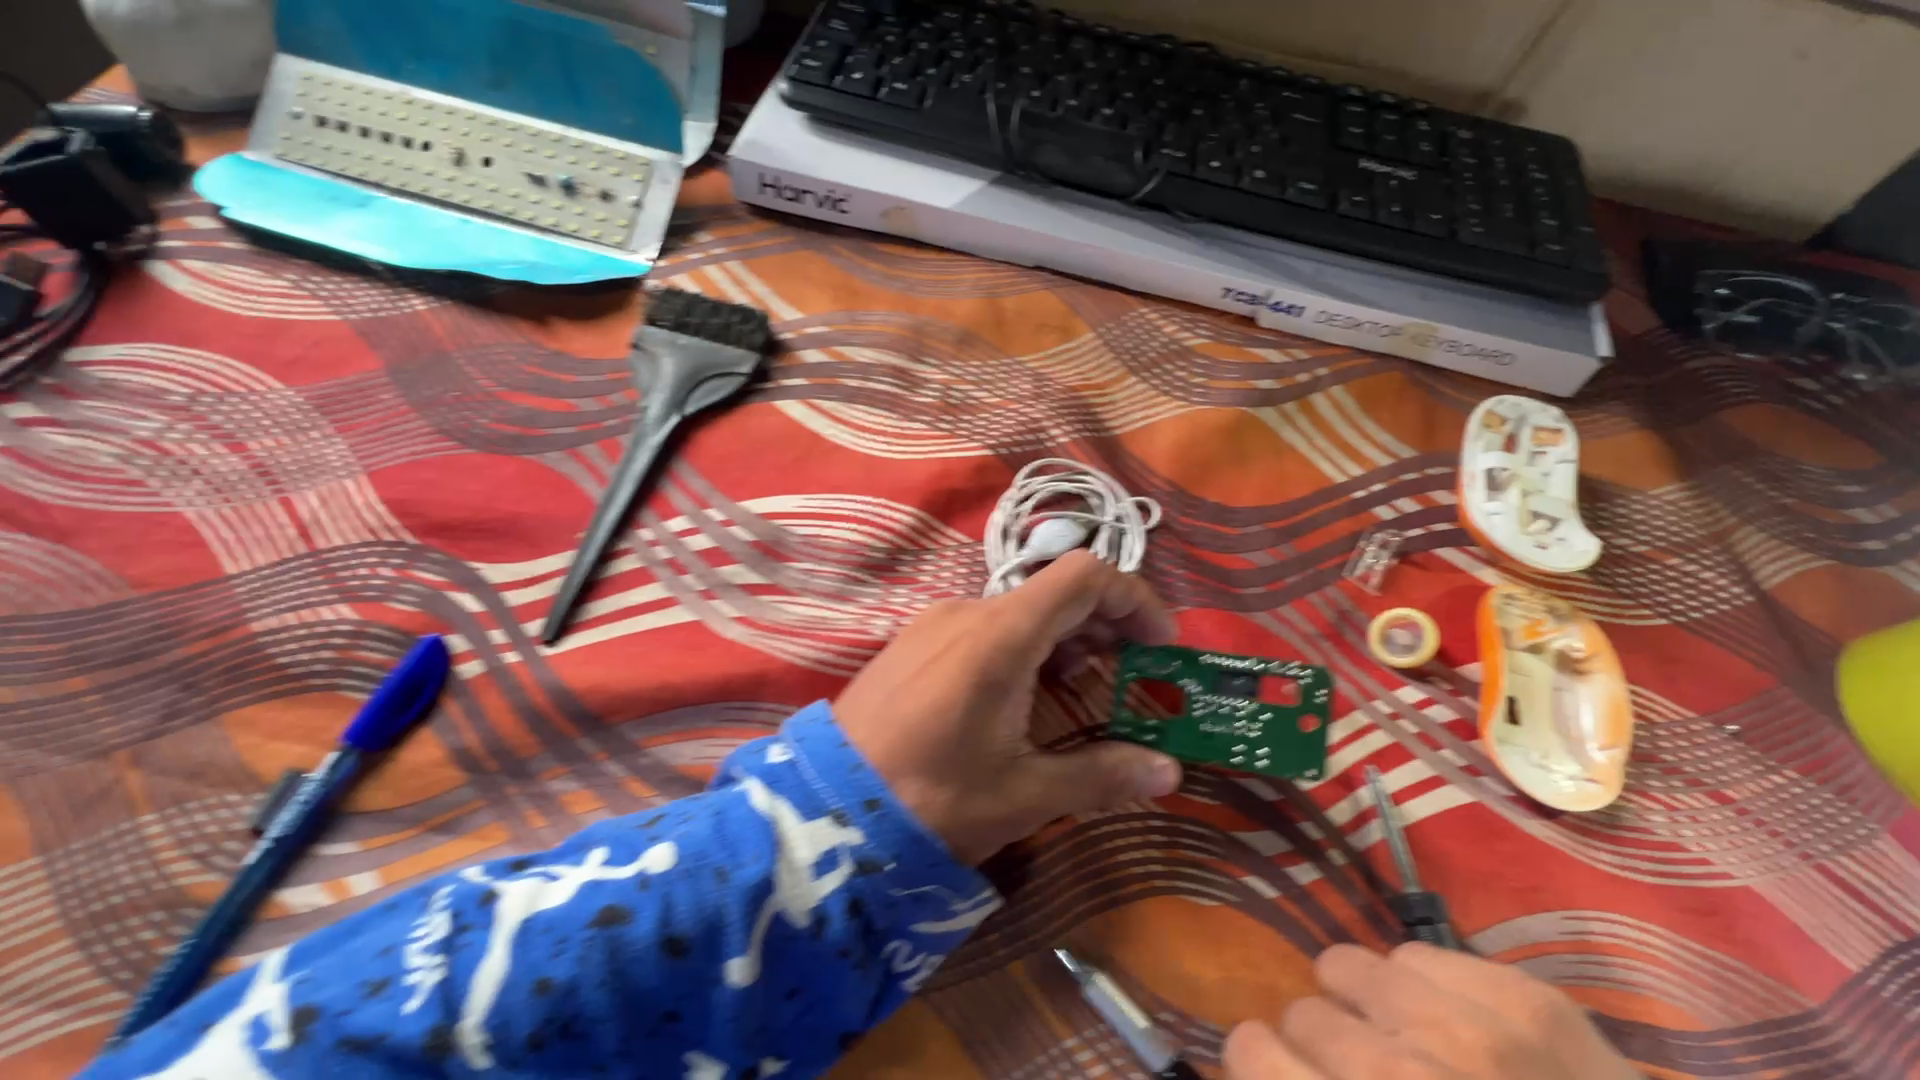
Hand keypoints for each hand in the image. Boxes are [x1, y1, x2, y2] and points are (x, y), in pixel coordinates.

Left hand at [834, 551, 1184, 864]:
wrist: (826, 808)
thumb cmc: (931, 797)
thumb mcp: (1023, 794)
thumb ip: (1101, 775)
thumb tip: (1169, 772)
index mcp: (1001, 634)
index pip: (1085, 576)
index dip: (1135, 599)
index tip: (1161, 646)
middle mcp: (967, 612)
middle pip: (1054, 592)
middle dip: (1105, 627)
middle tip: (1130, 678)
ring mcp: (933, 623)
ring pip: (1018, 610)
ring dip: (1063, 640)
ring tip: (1081, 692)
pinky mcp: (911, 643)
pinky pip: (983, 627)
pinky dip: (1023, 647)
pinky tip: (1021, 698)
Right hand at [1224, 943, 1639, 1079]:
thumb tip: (1261, 1064)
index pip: (1255, 1055)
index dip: (1255, 1059)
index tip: (1270, 1063)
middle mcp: (1404, 1076)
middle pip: (1302, 1013)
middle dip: (1315, 1040)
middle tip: (1355, 1071)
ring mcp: (1471, 1030)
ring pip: (1349, 965)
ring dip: (1361, 1002)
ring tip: (1397, 1033)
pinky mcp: (1526, 998)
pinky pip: (1415, 952)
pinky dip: (1416, 985)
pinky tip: (1448, 1023)